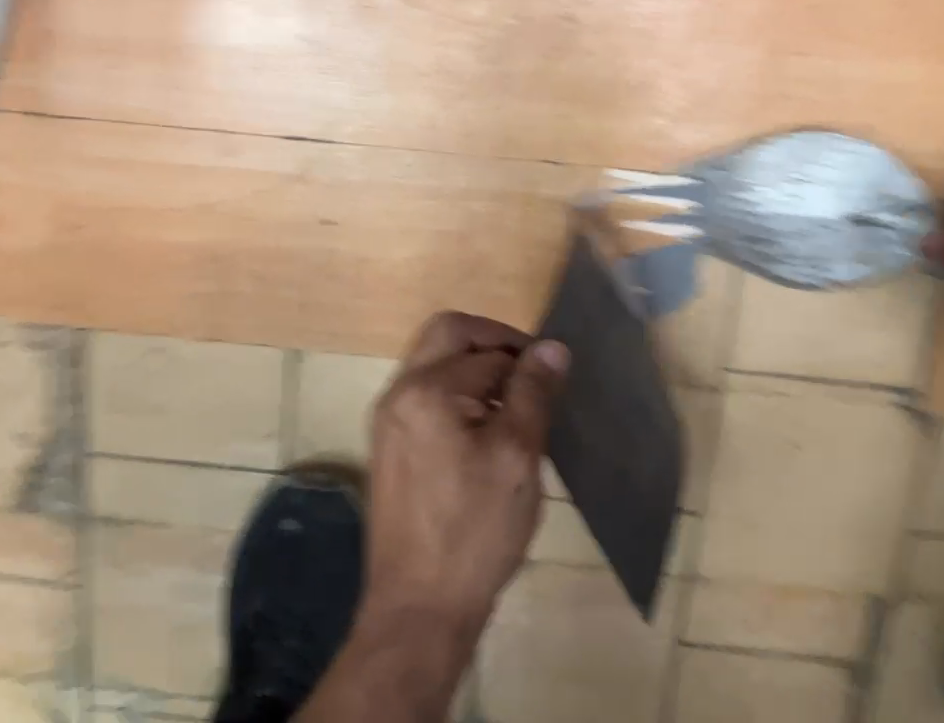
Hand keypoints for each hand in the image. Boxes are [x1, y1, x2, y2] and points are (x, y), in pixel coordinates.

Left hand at [363, 311, 569, 632]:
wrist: (419, 608)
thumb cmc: (475, 531)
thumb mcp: (517, 456)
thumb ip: (533, 393)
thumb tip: (552, 346)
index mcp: (425, 390)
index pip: (485, 346)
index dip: (526, 355)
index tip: (556, 378)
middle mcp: (397, 394)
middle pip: (447, 336)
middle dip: (493, 345)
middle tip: (532, 376)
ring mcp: (387, 422)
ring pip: (434, 366)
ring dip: (476, 371)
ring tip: (515, 409)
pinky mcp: (389, 449)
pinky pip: (426, 397)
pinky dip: (458, 396)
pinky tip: (486, 434)